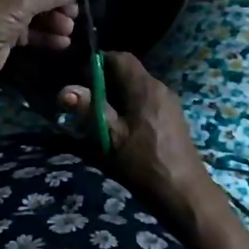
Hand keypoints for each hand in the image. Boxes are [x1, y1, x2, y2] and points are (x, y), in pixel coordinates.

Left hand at [0, 0, 80, 80]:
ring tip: (69, 30)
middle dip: (56, 5)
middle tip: (73, 14)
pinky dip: (45, 34)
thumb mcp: (23, 2)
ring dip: (53, 21)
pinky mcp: (4, 32)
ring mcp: (0, 12)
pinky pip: (30, 29)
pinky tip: (62, 42)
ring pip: (34, 12)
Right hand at [59, 52, 210, 212]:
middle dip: (106, 80)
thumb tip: (65, 89)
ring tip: (100, 115)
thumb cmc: (143, 162)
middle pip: (130, 72)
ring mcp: (170, 102)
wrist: (183, 190)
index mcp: (145, 87)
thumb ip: (90, 110)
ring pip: (139, 87)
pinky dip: (132, 105)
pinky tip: (123, 127)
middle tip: (85, 98)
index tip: (80, 76)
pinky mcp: (174, 117)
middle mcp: (160, 87)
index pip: (121, 58)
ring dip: (119, 95)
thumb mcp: (111, 137)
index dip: (99, 62)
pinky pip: (149, 100)